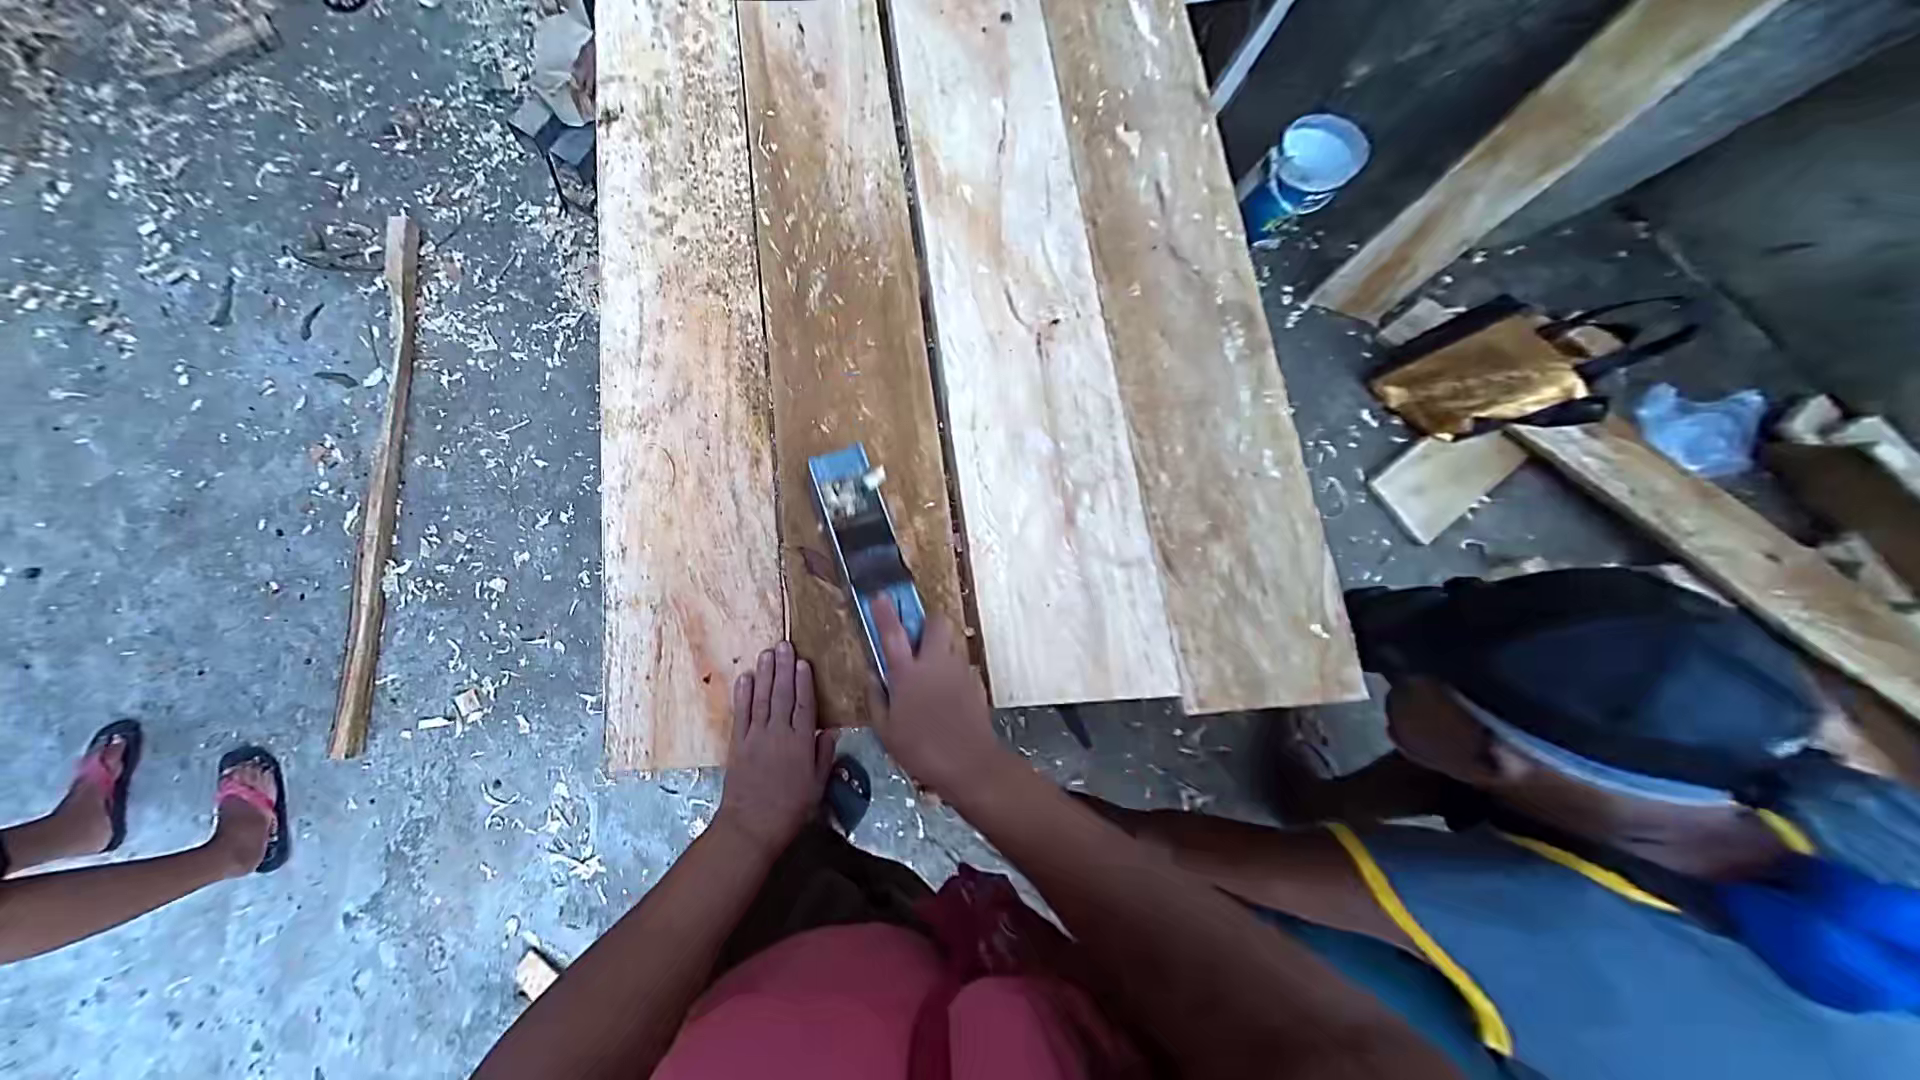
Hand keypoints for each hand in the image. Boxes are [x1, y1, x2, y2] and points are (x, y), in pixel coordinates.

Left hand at [715, 642, 834, 855]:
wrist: (751, 826)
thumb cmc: (791, 808)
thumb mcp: (818, 784)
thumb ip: (824, 754)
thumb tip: (830, 729)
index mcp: (801, 742)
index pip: (804, 704)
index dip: (804, 682)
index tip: (804, 662)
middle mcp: (778, 733)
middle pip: (782, 694)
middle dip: (783, 668)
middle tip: (785, 645)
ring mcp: (755, 736)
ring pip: (761, 698)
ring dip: (764, 674)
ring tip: (767, 653)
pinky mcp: (737, 744)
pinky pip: (741, 714)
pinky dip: (743, 694)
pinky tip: (745, 677)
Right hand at [867, 597, 1010, 797]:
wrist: (970, 764)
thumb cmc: (921, 750)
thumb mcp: (885, 730)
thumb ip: (876, 698)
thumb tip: (872, 674)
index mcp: (907, 674)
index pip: (892, 633)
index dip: (884, 612)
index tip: (880, 596)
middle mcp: (935, 664)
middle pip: (936, 622)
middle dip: (926, 621)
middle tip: (916, 638)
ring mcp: (959, 670)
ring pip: (951, 642)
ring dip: (939, 647)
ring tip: (930, 672)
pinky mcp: (976, 682)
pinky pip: (962, 666)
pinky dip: (952, 671)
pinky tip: (946, 695)